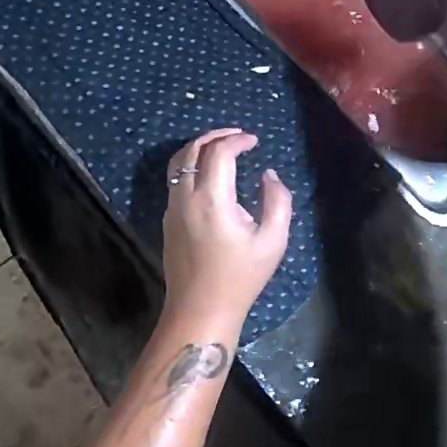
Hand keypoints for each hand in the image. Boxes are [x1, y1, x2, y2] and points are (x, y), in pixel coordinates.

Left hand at [161, 129, 291, 321]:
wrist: (200, 310)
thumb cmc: (241, 277)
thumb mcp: (274, 240)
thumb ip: (278, 201)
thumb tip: (268, 176)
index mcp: (213, 200)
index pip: (219, 153)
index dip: (237, 140)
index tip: (254, 141)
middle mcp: (186, 198)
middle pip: (192, 151)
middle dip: (215, 136)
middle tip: (237, 135)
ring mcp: (173, 209)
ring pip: (178, 164)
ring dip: (199, 149)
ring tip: (222, 147)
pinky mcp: (169, 221)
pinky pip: (176, 181)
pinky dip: (192, 166)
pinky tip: (211, 174)